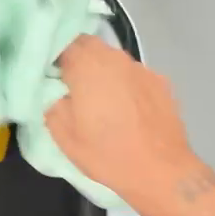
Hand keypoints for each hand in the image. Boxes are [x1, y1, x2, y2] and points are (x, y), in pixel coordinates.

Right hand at [45, 36, 209, 210]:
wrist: (160, 170)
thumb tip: (58, 93)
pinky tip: (129, 108)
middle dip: (79, 60)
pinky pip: (135, 74)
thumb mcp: (64, 136)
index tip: (53, 78)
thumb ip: (53, 105)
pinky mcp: (161, 82)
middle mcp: (115, 59)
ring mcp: (141, 69)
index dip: (56, 59)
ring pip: (114, 59)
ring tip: (103, 100)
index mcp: (87, 67)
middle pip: (90, 46)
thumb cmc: (107, 154)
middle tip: (74, 87)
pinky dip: (127, 84)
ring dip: (104, 71)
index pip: (64, 45)